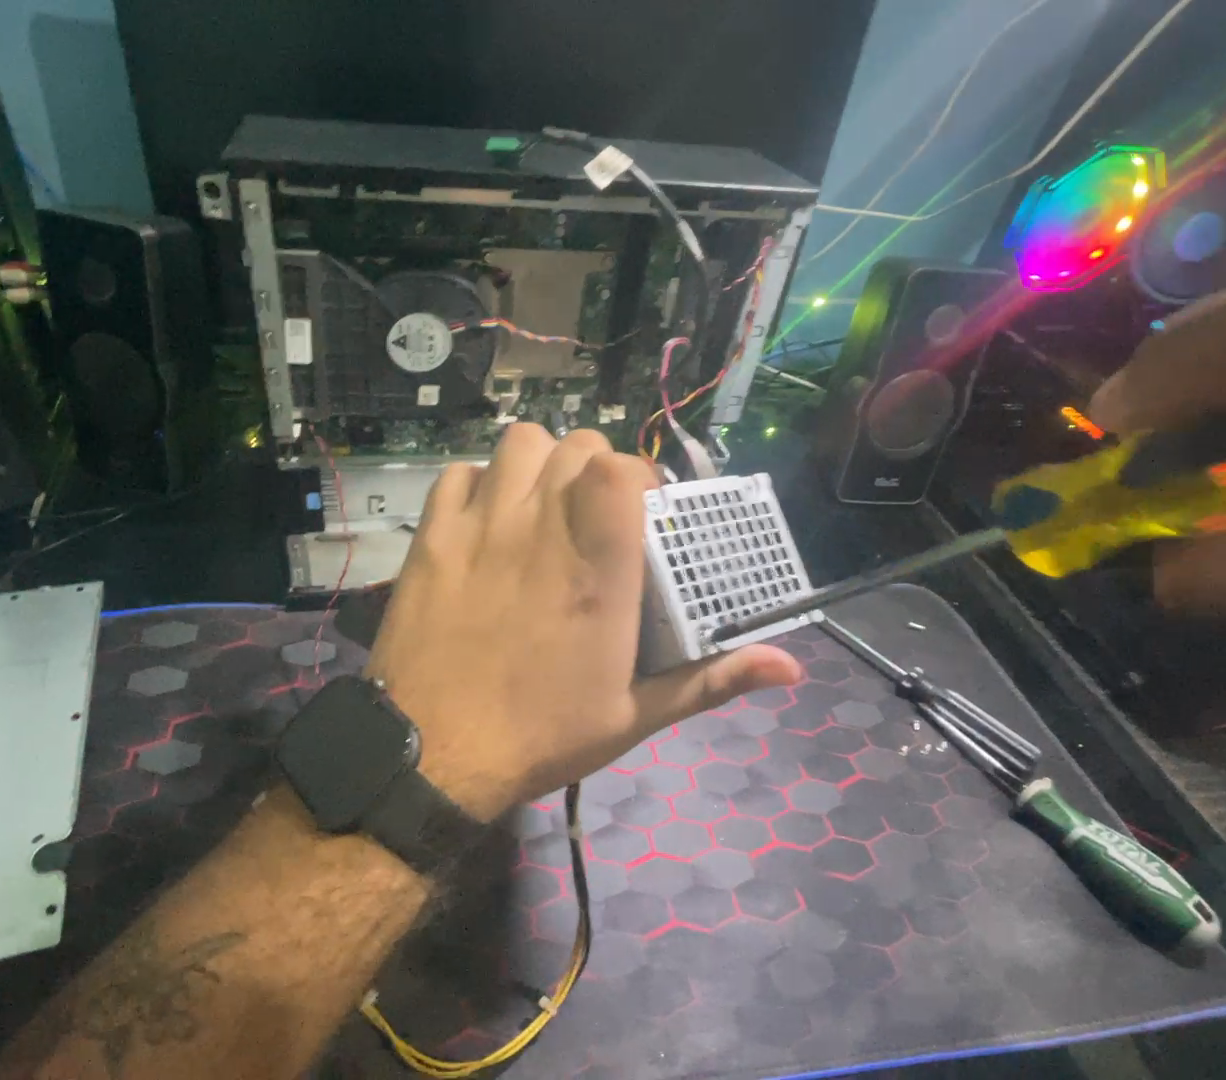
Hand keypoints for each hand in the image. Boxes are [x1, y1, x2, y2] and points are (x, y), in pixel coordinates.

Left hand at [366, 425, 802, 819]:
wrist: (434, 753)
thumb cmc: (540, 736)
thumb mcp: (634, 716)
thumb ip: (711, 680)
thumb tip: (792, 666)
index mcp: (599, 570)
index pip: (618, 470)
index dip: (634, 474)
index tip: (640, 506)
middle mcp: (541, 531)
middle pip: (573, 447)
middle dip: (593, 465)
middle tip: (593, 509)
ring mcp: (480, 528)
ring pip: (517, 444)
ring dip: (538, 461)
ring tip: (541, 501)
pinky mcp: (432, 538)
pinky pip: (457, 474)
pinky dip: (477, 482)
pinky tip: (486, 516)